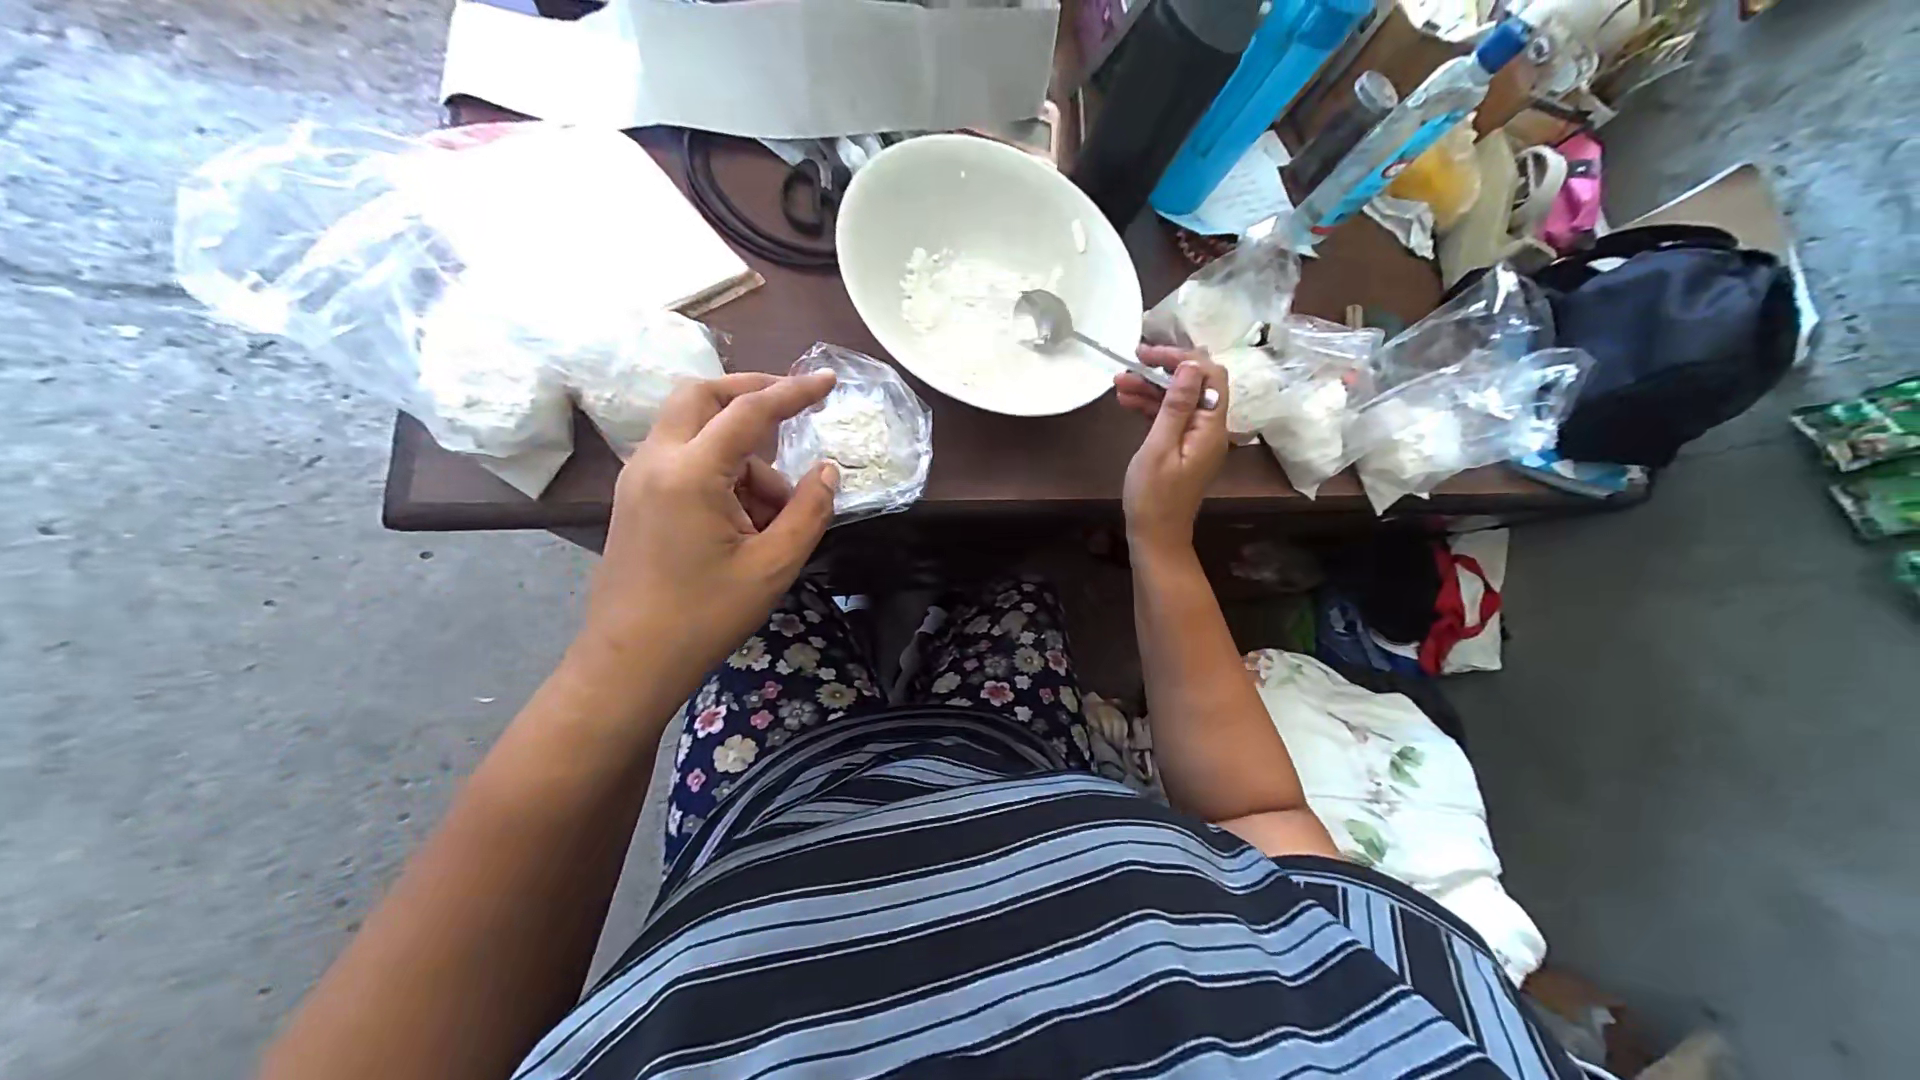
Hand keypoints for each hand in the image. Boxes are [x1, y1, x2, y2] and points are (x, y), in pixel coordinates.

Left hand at [575, 372, 839, 687]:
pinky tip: (743, 520)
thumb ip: (809, 511)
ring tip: (773, 516)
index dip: (793, 391)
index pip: (749, 410)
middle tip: (792, 413)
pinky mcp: (635, 497)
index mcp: (690, 472)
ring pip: (696, 432)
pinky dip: (719, 471)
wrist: (630, 662)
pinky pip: (683, 460)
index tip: (827, 381)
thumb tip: (828, 471)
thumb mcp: (773, 566)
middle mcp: (655, 460)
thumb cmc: (705, 616)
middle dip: (751, 394)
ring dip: (741, 453)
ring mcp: (638, 478)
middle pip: (702, 396)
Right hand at [1117, 346, 1229, 556]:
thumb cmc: (1153, 496)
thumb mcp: (1159, 447)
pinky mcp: (1183, 448)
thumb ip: (1176, 406)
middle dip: (1163, 371)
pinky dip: (1150, 406)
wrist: (1155, 536)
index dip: (1182, 358)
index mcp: (1211, 427)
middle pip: (1194, 385)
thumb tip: (1190, 365)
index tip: (1149, 355)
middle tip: (1129, 364)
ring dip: (1151, 388)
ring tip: (1118, 383)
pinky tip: (1126, 401)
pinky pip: (1171, 418)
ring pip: (1179, 400)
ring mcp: (1197, 439)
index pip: (1209, 375)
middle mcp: (1210, 428)